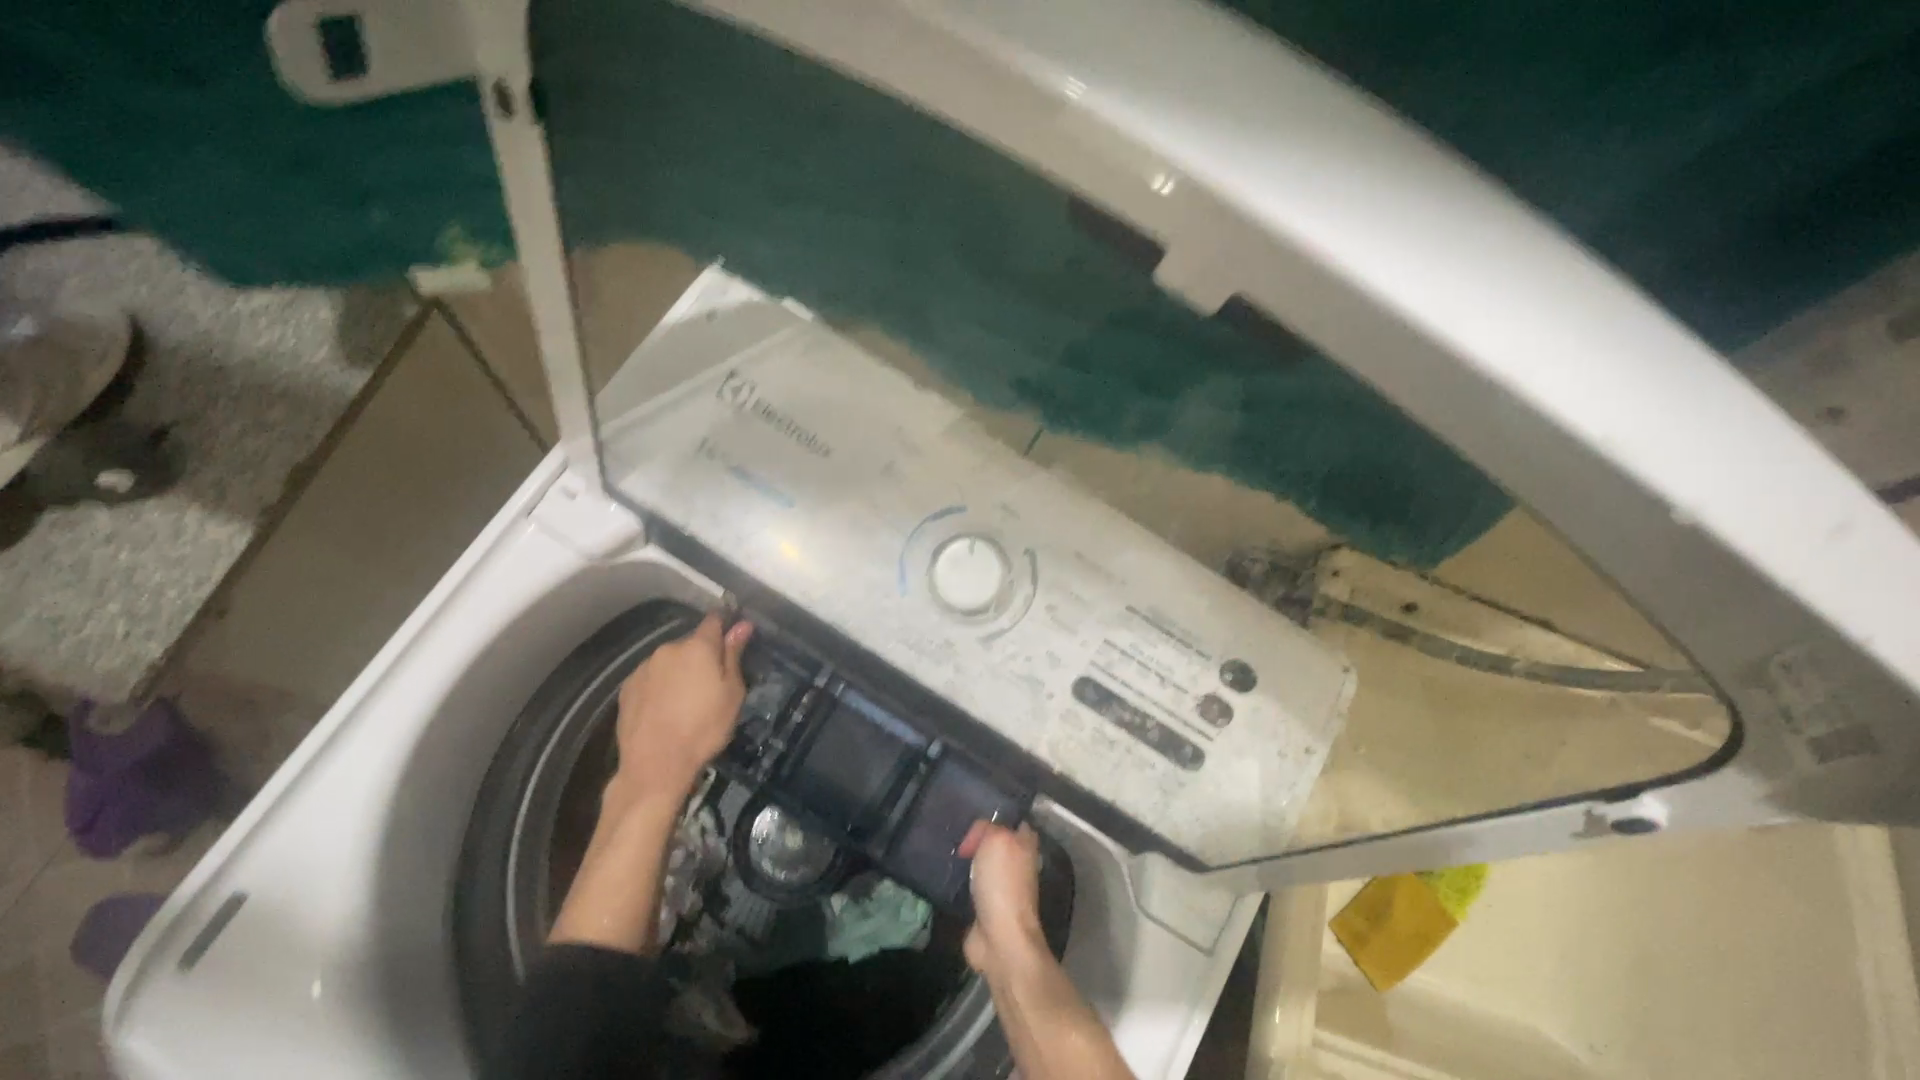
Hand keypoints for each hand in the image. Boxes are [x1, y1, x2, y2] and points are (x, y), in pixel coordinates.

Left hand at [612, 611, 753, 801]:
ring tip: (684, 702)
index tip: (731, 640)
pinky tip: (663, 710)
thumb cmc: (704, 728)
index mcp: (698, 647)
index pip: (713, 621)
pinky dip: (659, 686)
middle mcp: (668, 649)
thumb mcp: (732, 694)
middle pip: (690, 644)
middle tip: (710, 685)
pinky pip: (650, 678)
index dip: (724, 626)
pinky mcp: (627, 687)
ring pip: (669, 661)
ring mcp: (644, 667)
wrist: (655, 763)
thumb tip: (742, 624)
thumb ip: (734, 655)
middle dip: (701, 657)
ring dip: (679, 672)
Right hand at [959, 822, 1047, 981]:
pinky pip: (969, 886)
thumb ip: (988, 827)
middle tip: (953, 832)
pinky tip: (943, 875)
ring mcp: (1001, 887)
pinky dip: (958, 882)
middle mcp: (1016, 865)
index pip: (1013, 822)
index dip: (995, 816)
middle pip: (995, 843)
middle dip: (976, 838)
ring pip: (981, 864)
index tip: (972, 815)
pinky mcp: (984, 907)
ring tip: (945, 851)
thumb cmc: (1002, 884)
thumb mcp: (996, 841)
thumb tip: (978, 834)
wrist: (1000, 937)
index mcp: (1025, 846)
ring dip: (966, 860)